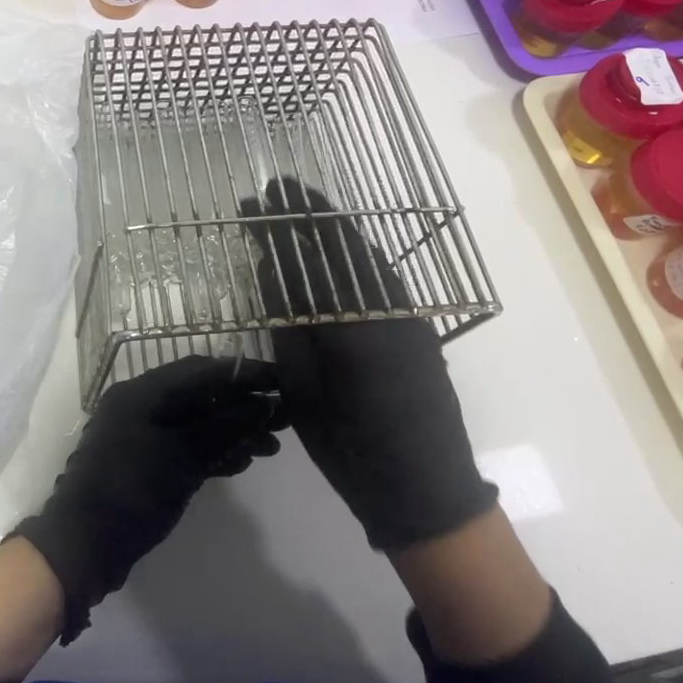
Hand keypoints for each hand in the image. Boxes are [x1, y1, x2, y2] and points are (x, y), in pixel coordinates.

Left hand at [12, 356, 284, 642]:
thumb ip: (224, 427)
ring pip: (195, 423)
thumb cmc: (131, 491)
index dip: (244, 374)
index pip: (201, 370)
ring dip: (232, 431)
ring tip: (272, 446)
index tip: (283, 382)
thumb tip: (262, 403)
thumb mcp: (182, 457)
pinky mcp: (143, 464)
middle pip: (200, 395)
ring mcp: (139, 435)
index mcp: (141, 392)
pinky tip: (243, 461)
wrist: (83, 544)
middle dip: (242, 404)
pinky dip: (213, 451)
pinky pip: (184, 447)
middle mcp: (139, 406)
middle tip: (284, 418)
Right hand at [240, 178, 495, 552]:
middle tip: (277, 191)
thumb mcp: (302, 389)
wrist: (427, 492)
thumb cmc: (352, 447)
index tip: (255, 202)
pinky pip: (382, 279)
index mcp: (352, 320)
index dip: (280, 223)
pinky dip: (354, 259)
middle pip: (345, 242)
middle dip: (309, 211)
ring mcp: (409, 317)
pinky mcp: (420, 332)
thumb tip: (271, 268)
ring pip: (368, 257)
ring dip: (334, 232)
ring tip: (302, 216)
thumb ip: (287, 323)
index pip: (311, 253)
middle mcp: (386, 306)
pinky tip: (337, 262)